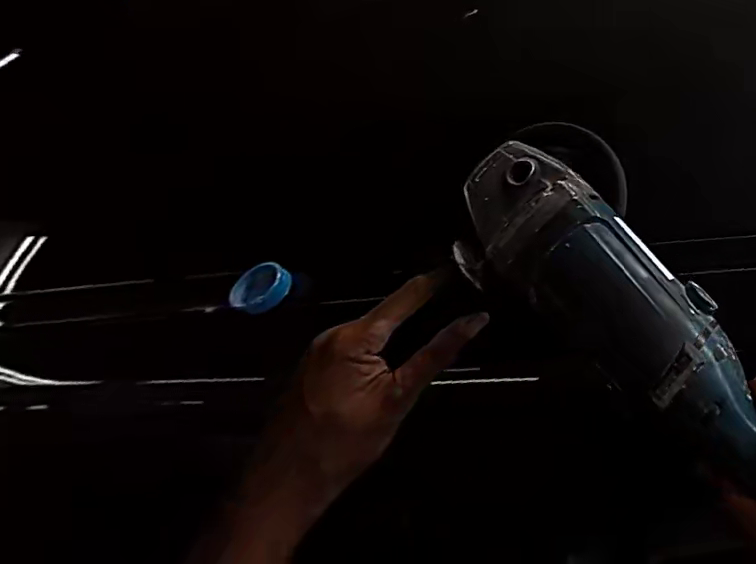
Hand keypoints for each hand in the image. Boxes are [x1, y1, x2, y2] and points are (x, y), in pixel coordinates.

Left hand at [194, 271, 487, 563]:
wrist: (281, 487)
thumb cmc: (343, 445)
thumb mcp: (397, 399)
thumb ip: (436, 354)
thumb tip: (474, 320)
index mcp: (355, 336)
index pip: (406, 295)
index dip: (436, 281)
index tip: (460, 268)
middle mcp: (334, 332)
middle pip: (386, 310)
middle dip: (418, 306)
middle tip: (451, 301)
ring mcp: (319, 347)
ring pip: (369, 326)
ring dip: (396, 326)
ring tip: (430, 325)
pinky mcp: (312, 363)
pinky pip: (352, 341)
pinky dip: (375, 342)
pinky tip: (390, 357)